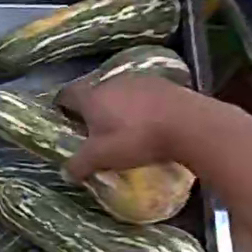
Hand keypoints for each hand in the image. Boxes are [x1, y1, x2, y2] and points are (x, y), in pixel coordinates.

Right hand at [56, 74, 213, 181]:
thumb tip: (66, 172)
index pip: (67, 94)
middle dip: (91, 108)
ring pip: (119, 91)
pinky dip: (140, 106)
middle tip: (93, 128)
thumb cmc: (136, 139)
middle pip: (94, 91)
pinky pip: (143, 94)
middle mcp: (111, 82)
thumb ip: (80, 164)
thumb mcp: (102, 158)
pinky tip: (149, 122)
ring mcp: (139, 79)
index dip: (61, 105)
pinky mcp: (164, 83)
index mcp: (91, 97)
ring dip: (117, 105)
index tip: (63, 117)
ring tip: (123, 126)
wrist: (189, 125)